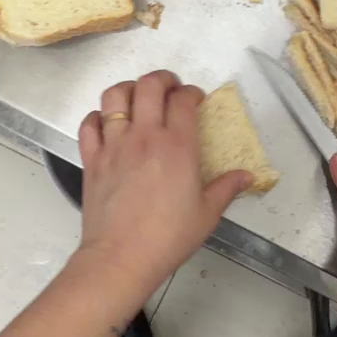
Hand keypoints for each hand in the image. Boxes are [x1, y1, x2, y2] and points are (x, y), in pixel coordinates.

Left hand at [74, 71, 250, 301]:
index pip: (183, 100)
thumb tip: (247, 176)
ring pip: (115, 96)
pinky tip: (108, 124)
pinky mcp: (92, 159)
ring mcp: (114, 145)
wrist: (121, 257)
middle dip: (162, 79)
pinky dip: (98, 117)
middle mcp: (144, 136)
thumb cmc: (168, 237)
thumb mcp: (207, 214)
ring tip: (137, 96)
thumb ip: (227, 188)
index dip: (191, 93)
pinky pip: (89, 124)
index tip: (196, 100)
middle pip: (149, 86)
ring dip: (128, 89)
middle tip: (170, 88)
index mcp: (177, 146)